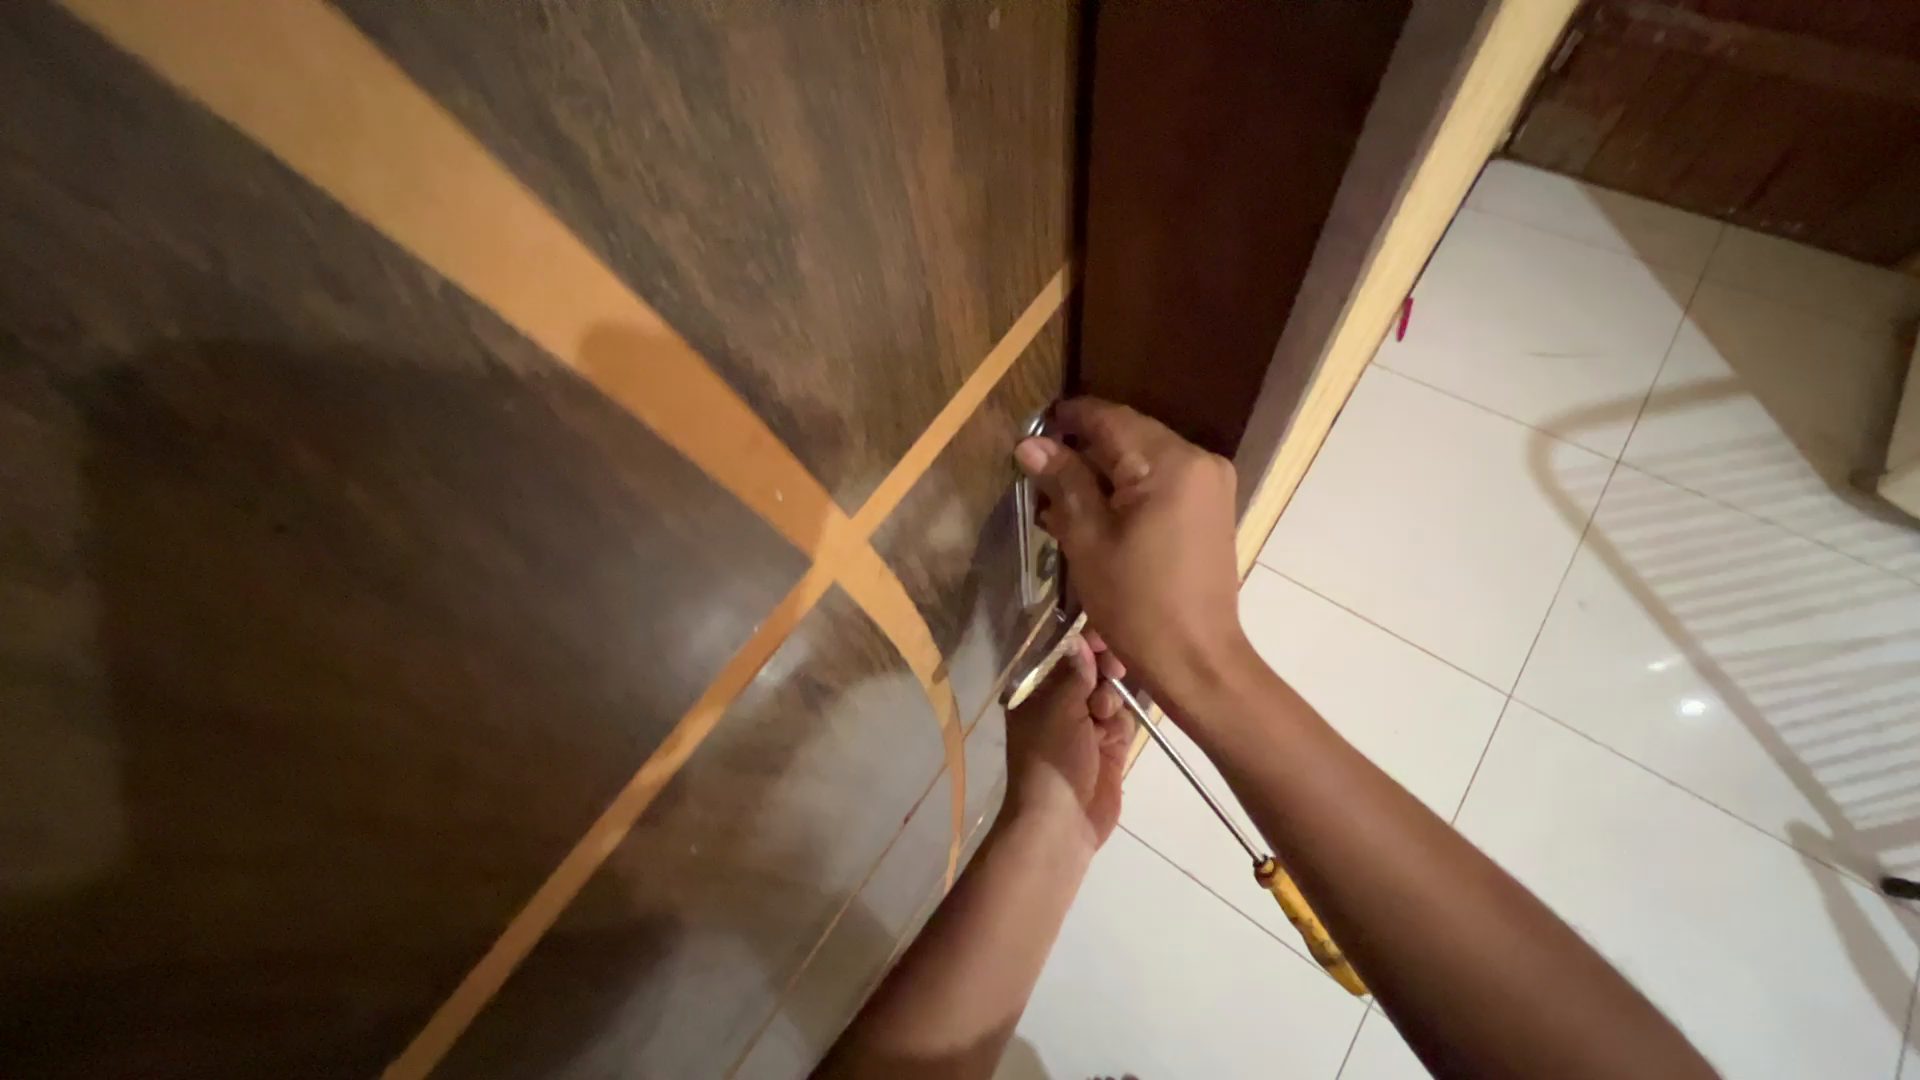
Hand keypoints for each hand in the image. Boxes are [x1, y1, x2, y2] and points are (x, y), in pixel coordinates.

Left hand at [1003, 632, 1130, 852]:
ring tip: (1104, 719)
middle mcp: (1061, 708)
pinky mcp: (1110, 750)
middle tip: (1115, 670)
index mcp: (1037, 695)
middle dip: (1105, 673)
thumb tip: (1079, 638)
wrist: (1062, 822)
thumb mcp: (1059, 710)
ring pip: (1112, 697)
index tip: (1106, 636)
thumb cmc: (1051, 760)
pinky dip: (1122, 725)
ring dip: (1112, 703)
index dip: (1086, 647)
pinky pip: (1123, 723)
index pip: (1065, 659)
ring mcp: (1087, 730)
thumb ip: (1075, 674)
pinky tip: (1116, 737)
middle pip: (1093, 675)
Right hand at [1013, 397, 1250, 702]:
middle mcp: (1199, 460)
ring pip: (1144, 458)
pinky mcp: (1212, 506)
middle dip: (1083, 448)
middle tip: (1039, 471)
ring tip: (1061, 498)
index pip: (1110, 419)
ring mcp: (1211, 483)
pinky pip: (1162, 480)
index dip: (1068, 419)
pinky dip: (1128, 488)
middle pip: (1129, 435)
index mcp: (1170, 462)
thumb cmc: (1136, 603)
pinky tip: (1096, 512)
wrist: (1196, 658)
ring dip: (1103, 471)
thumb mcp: (1088, 539)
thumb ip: (1064, 482)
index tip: (1031, 430)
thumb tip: (1030, 443)